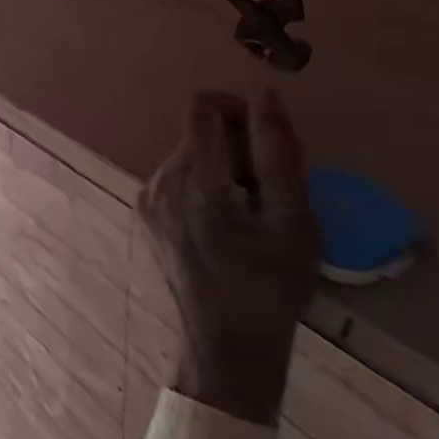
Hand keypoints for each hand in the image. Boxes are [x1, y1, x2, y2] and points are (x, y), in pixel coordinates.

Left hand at [138, 90, 320, 425]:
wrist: (228, 344)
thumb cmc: (270, 281)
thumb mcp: (291, 215)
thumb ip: (278, 148)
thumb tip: (265, 95)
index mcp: (196, 177)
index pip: (204, 105)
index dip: (236, 108)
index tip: (261, 140)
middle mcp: (162, 179)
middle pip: (199, 131)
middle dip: (235, 145)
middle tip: (264, 188)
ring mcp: (149, 197)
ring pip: (190, 153)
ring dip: (221, 166)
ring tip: (245, 211)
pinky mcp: (147, 213)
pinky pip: (178, 175)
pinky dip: (202, 183)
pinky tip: (222, 223)